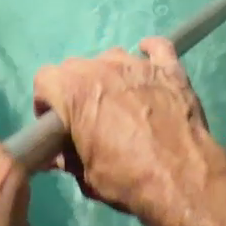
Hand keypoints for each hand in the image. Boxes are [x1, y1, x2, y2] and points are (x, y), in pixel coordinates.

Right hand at [31, 37, 225, 224]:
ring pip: (113, 56)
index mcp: (76, 91)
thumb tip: (54, 154)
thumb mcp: (85, 176)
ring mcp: (139, 64)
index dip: (46, 100)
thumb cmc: (126, 178)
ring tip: (119, 101)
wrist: (180, 175)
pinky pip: (157, 47)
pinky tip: (148, 66)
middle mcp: (105, 67)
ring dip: (109, 74)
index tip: (55, 121)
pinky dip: (149, 53)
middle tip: (85, 116)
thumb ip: (66, 157)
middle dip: (75, 88)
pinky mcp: (169, 66)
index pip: (45, 78)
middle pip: (77, 66)